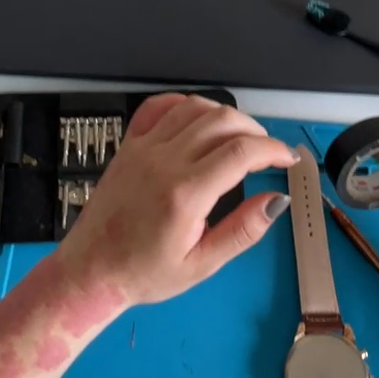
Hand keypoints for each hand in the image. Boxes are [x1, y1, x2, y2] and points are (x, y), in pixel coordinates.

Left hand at [52, 94, 298, 305]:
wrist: (90, 270)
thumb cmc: (145, 273)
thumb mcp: (201, 265)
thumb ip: (243, 230)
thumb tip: (278, 200)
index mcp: (185, 194)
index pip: (241, 152)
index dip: (273, 149)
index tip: (288, 159)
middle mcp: (164, 162)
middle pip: (223, 120)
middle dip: (256, 130)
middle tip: (267, 152)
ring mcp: (143, 148)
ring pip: (194, 107)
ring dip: (225, 115)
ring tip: (239, 137)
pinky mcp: (129, 145)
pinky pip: (157, 107)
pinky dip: (184, 104)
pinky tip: (198, 121)